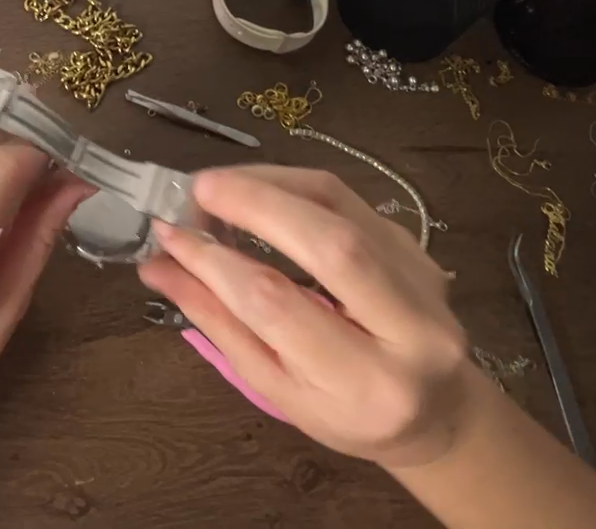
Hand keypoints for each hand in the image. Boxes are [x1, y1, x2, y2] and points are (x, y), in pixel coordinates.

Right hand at [139, 166, 472, 468]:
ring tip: (216, 184)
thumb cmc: (346, 411)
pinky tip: (254, 185)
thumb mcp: (276, 385)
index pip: (278, 307)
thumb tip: (157, 264)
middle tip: (197, 189)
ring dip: (268, 184)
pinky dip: (289, 182)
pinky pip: (344, 194)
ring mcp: (419, 275)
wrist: (438, 408)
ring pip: (340, 206)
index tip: (169, 236)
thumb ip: (217, 321)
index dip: (216, 264)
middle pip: (331, 246)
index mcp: (366, 385)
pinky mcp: (413, 242)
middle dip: (255, 205)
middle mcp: (410, 329)